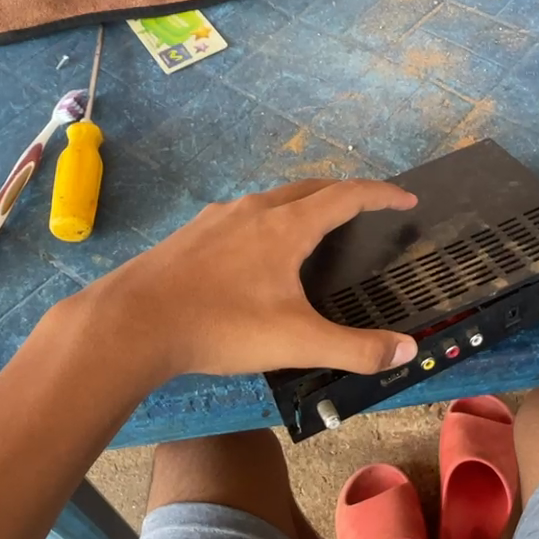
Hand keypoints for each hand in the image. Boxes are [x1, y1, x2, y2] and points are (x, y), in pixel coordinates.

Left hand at [70, 179, 421, 379]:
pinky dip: (268, 221)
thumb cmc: (222, 326)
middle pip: (311, 188)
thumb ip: (356, 349)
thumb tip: (406, 351)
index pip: (347, 195)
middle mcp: (255, 210)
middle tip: (365, 210)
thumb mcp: (298, 342)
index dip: (381, 194)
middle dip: (344, 193)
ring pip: (273, 199)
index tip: (405, 198)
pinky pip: (243, 215)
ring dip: (303, 205)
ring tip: (315, 231)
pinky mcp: (192, 233)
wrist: (132, 322)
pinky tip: (256, 255)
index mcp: (287, 226)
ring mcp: (219, 218)